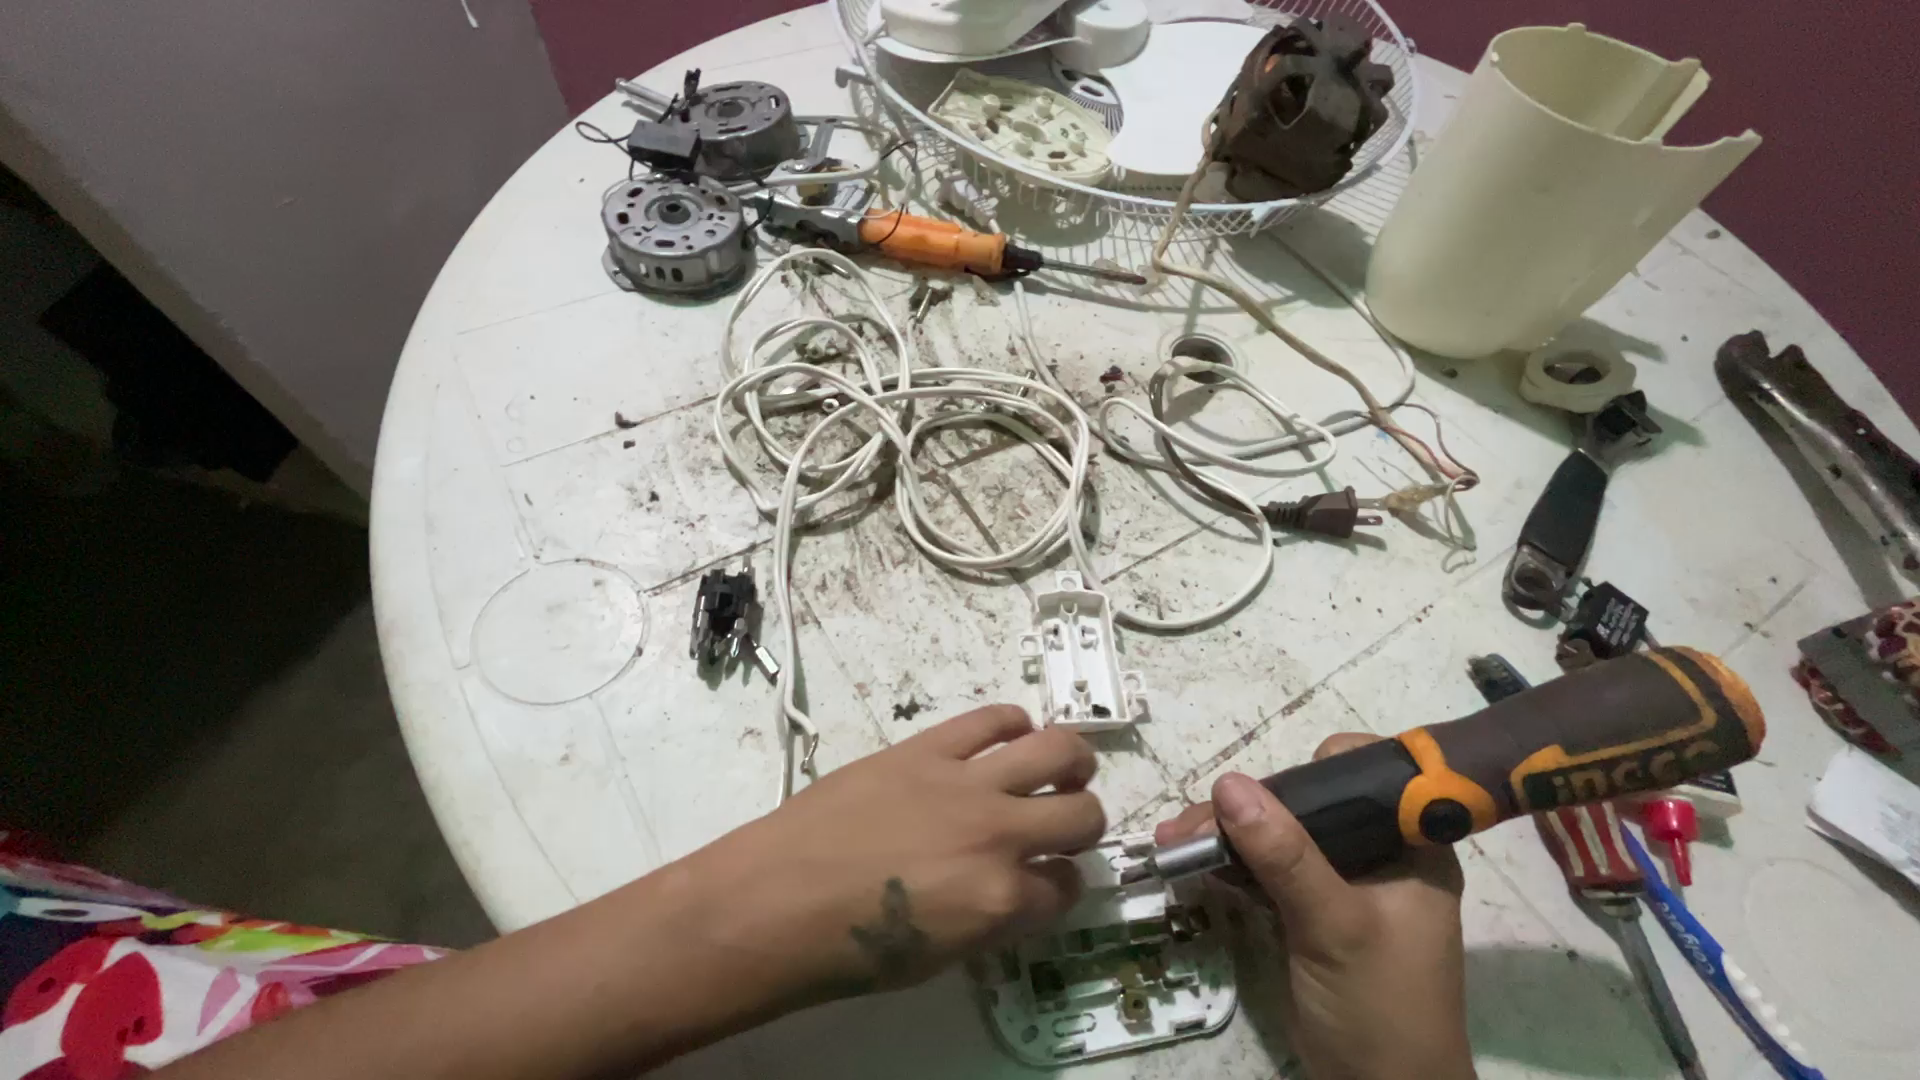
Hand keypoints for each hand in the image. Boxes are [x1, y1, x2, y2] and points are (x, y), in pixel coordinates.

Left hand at [683, 705, 1104, 1003]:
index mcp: (1001, 900)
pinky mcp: (928, 747)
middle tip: (1069, 819)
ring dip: (1073, 760)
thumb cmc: (849, 947)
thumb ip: (992, 918)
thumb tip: (1017, 887)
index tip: (1053, 878)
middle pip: (1081, 815)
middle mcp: (997, 835)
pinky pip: (991, 718)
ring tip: (1066, 766)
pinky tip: (1012, 733)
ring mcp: (965, 783)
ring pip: (1054, 750)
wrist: (778, 896)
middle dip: (1086, 821)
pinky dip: (1013, 722)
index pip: (1066, 886)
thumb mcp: (940, 955)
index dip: (1064, 884)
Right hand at [1158, 734, 1473, 1079]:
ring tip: (1173, 838)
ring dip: (1226, 830)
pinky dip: (1228, 859)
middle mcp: (1377, 852)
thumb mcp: (1334, 927)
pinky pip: (1266, 863)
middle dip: (1249, 803)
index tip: (1270, 788)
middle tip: (1194, 821)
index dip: (1320, 767)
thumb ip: (1285, 856)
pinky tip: (1190, 859)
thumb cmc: (1379, 1011)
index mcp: (1410, 846)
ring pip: (1280, 829)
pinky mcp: (1309, 904)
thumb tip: (1227, 783)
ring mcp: (1341, 879)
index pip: (1371, 774)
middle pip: (1310, 799)